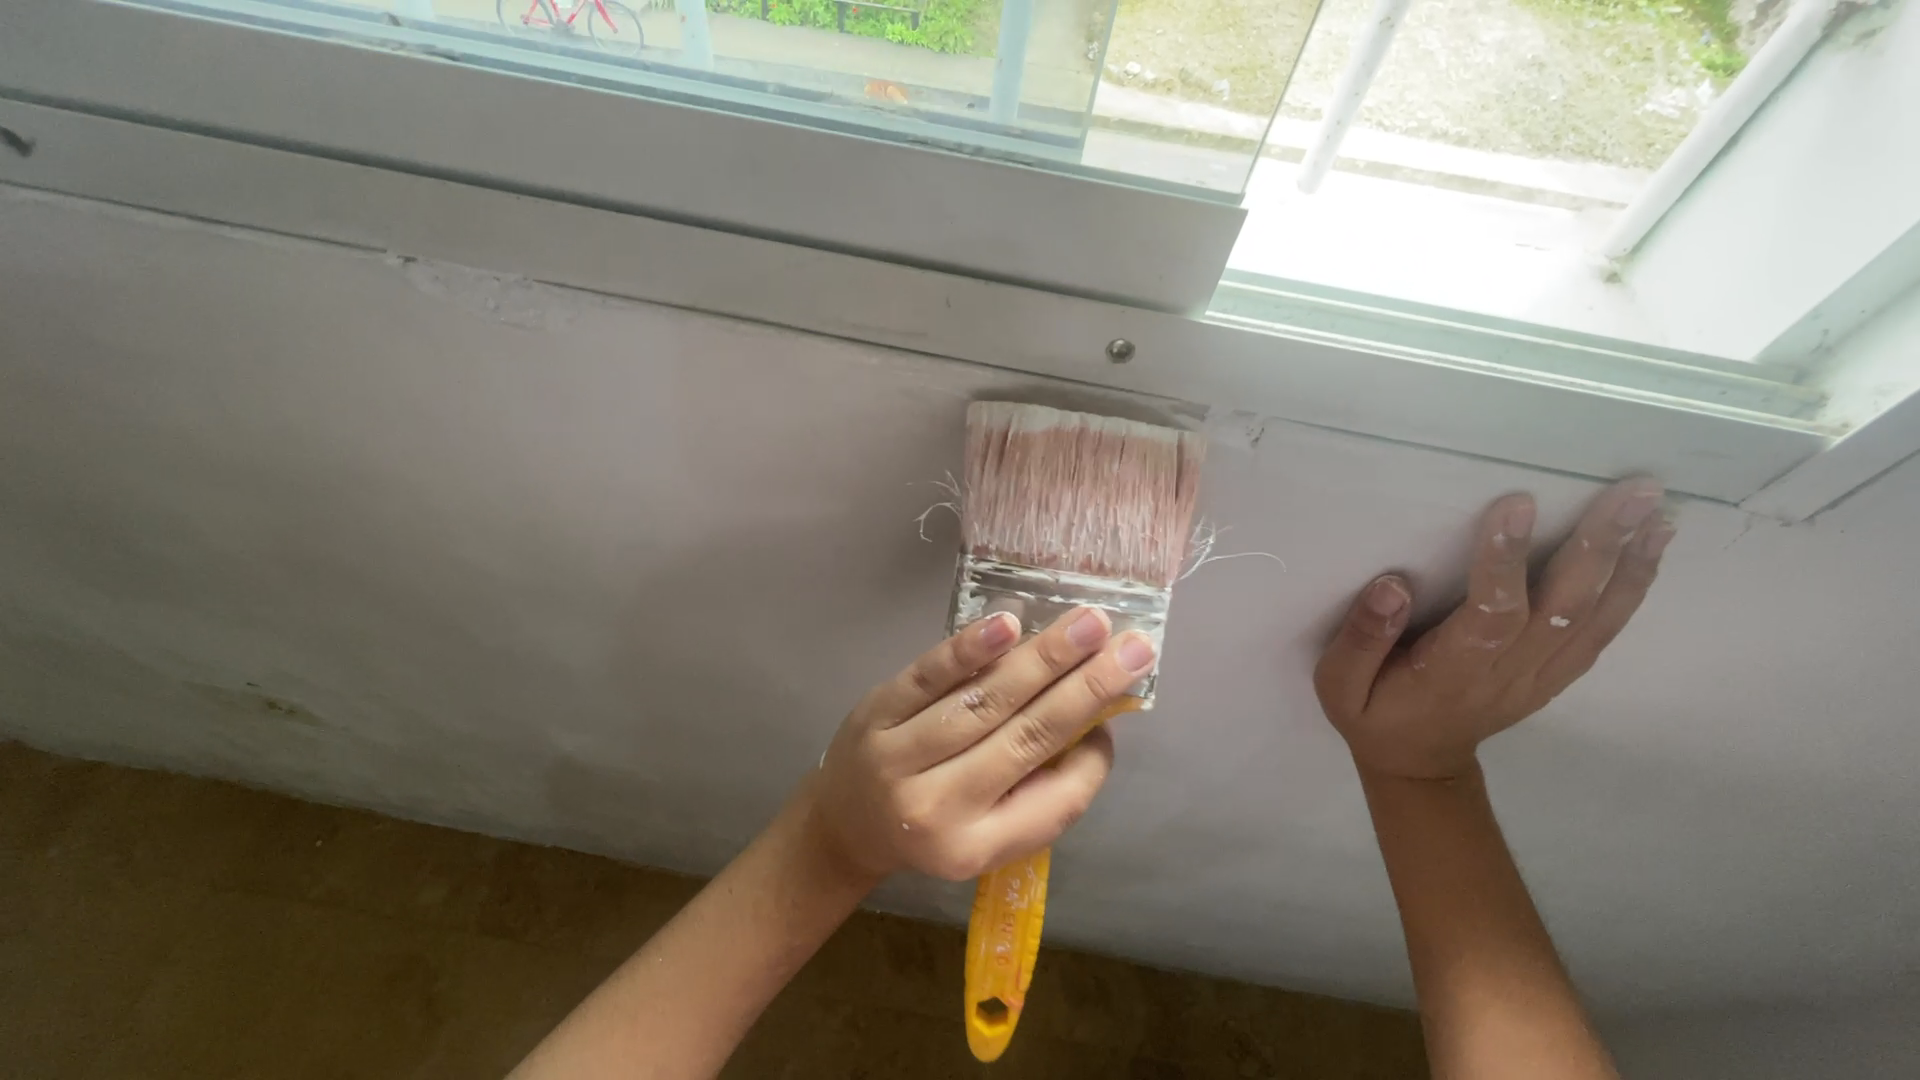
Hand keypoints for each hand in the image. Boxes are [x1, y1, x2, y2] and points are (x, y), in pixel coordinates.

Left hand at [803, 607, 1157, 883]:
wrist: (843, 822)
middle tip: (1133, 647)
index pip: (1052, 803)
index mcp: (974, 847)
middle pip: (1026, 738)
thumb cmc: (931, 826)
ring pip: (984, 702)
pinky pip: (928, 677)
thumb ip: (1041, 790)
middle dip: (1086, 688)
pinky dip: (969, 650)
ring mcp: (900, 757)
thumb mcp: (986, 834)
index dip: (1094, 757)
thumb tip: (1096, 726)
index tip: (1126, 703)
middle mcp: (938, 808)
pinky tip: (1008, 625)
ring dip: (1042, 660)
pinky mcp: (875, 713)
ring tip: (1089, 625)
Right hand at [1315, 478, 1675, 780]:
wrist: (1420, 764)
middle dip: (1598, 546)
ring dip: (1629, 562)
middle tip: (1632, 492)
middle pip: (1563, 608)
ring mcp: (1540, 675)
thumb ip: (1362, 639)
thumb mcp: (1339, 685)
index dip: (1505, 562)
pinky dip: (1632, 588)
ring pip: (1595, 617)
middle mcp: (1508, 673)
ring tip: (1653, 509)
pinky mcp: (1556, 674)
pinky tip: (1650, 548)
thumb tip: (1392, 585)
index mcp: (1451, 672)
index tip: (1517, 505)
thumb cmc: (1372, 716)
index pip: (1490, 615)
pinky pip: (1603, 630)